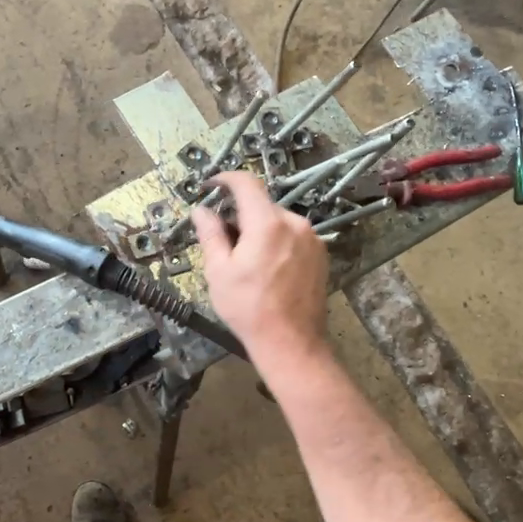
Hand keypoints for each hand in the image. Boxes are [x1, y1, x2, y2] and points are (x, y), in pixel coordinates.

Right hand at [191, 171, 329, 361]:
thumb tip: (201, 210)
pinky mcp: (320, 254)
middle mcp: (295, 223)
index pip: (246, 183)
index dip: (225, 179)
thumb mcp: (218, 271)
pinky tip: (266, 268)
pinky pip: (292, 236)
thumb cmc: (248, 307)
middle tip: (222, 240)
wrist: (291, 342)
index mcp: (267, 223)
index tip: (210, 186)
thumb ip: (211, 234)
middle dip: (239, 215)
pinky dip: (275, 242)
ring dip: (258, 230)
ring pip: (277, 221)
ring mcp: (311, 239)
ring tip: (244, 261)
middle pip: (261, 205)